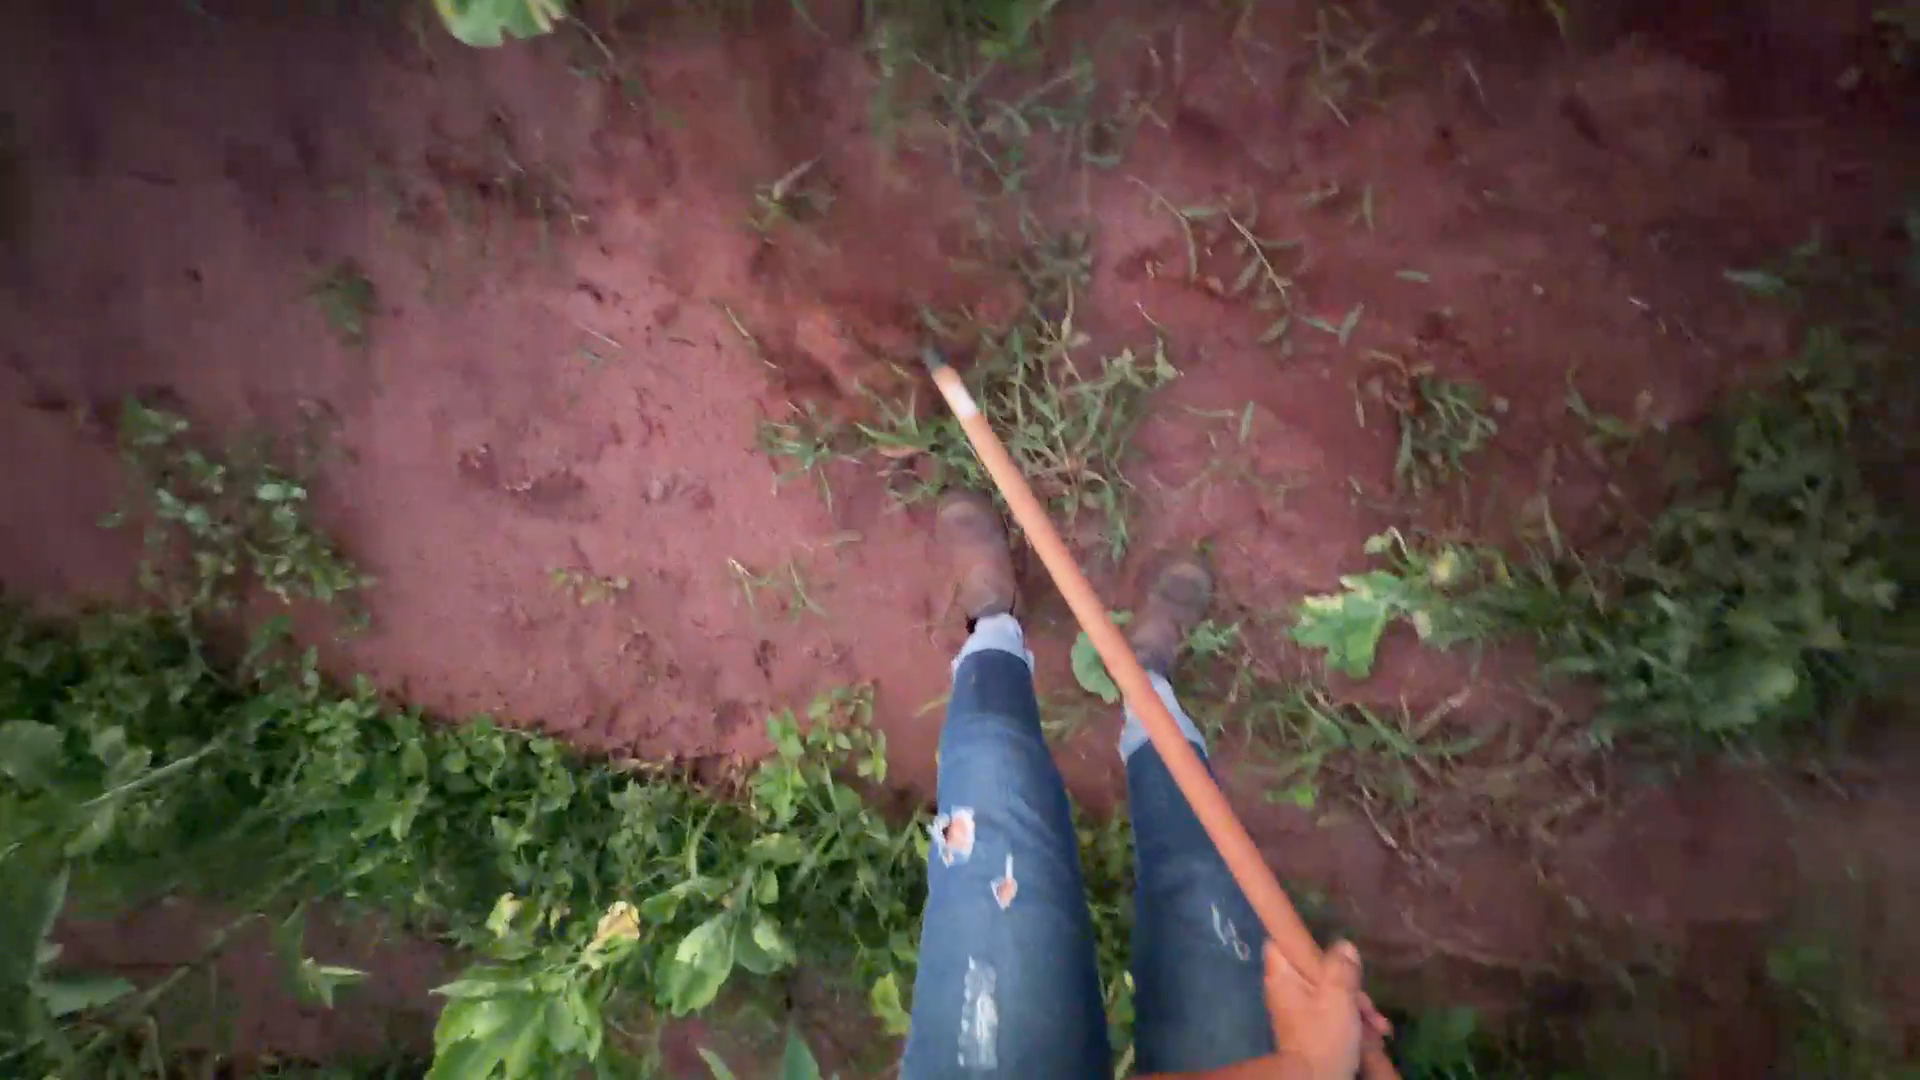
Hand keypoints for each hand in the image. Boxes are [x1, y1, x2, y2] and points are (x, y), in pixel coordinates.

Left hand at [1263, 940, 1390, 1079]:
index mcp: (1281, 974)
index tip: (1330, 951)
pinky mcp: (1310, 1031)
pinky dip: (1350, 1021)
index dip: (1304, 941)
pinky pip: (1329, 1014)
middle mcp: (1284, 989)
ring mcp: (1296, 1011)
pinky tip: (1375, 1034)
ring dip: (1354, 1005)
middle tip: (1367, 1002)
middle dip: (1345, 983)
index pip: (1282, 942)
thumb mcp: (1337, 996)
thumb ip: (1341, 968)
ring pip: (1326, 994)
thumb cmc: (1323, 1035)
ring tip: (1379, 1025)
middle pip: (1313, 971)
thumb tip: (1344, 945)